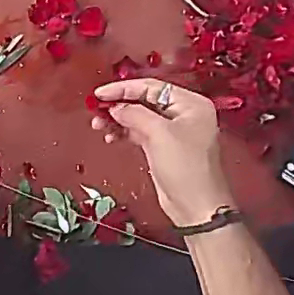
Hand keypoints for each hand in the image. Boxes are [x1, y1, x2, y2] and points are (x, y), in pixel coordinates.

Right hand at [91, 79, 234, 229]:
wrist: (196, 207)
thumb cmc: (187, 169)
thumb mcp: (160, 135)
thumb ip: (135, 115)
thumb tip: (116, 107)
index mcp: (191, 104)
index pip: (152, 87)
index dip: (124, 89)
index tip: (101, 94)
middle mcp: (183, 114)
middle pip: (145, 100)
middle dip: (119, 104)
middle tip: (97, 109)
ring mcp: (173, 131)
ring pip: (139, 116)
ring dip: (118, 119)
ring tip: (98, 124)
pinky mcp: (163, 147)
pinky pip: (140, 131)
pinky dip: (124, 132)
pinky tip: (110, 135)